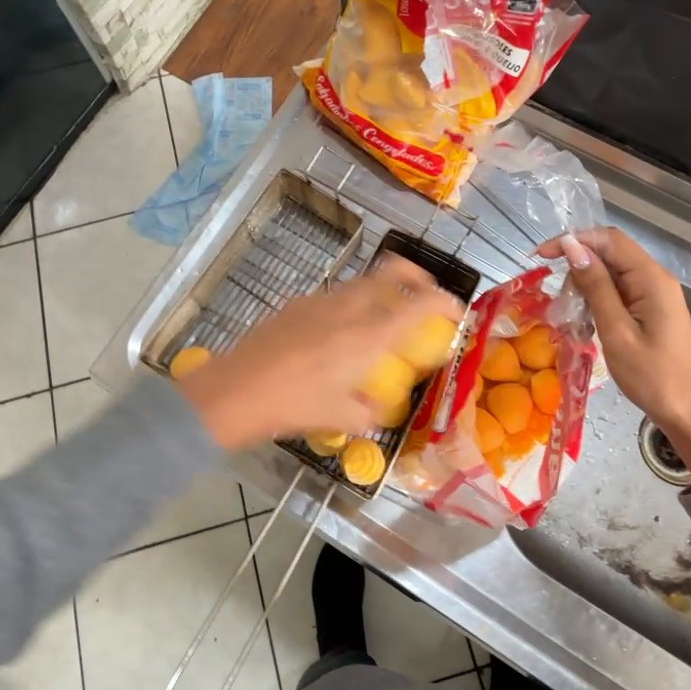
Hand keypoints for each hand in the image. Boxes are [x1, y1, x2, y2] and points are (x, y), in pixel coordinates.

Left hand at [177, 255, 463, 449]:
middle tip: (426, 295)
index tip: (456, 311)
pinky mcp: (296, 303)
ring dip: (383, 290)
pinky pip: (336, 296)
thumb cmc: (293, 407)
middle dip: (417, 277)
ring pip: (363, 281)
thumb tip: (377, 407)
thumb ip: (369, 411)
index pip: (420, 304)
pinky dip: (351, 303)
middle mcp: (349, 308)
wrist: (234, 391)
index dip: (445, 302)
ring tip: (383, 316)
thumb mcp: (341, 418)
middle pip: (393, 271)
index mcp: (369, 335)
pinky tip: (338, 332)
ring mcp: (320, 301)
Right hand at [537, 229, 690, 484]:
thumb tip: (571, 246)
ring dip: (585, 283)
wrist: (689, 415)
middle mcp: (656, 279)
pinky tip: (583, 318)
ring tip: (566, 309)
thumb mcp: (616, 331)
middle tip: (554, 291)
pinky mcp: (651, 310)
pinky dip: (597, 298)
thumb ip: (595, 286)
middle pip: (610, 253)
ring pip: (612, 272)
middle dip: (577, 263)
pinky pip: (619, 291)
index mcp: (652, 279)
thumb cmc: (653, 377)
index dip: (574, 240)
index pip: (609, 239)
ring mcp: (655, 295)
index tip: (542, 255)